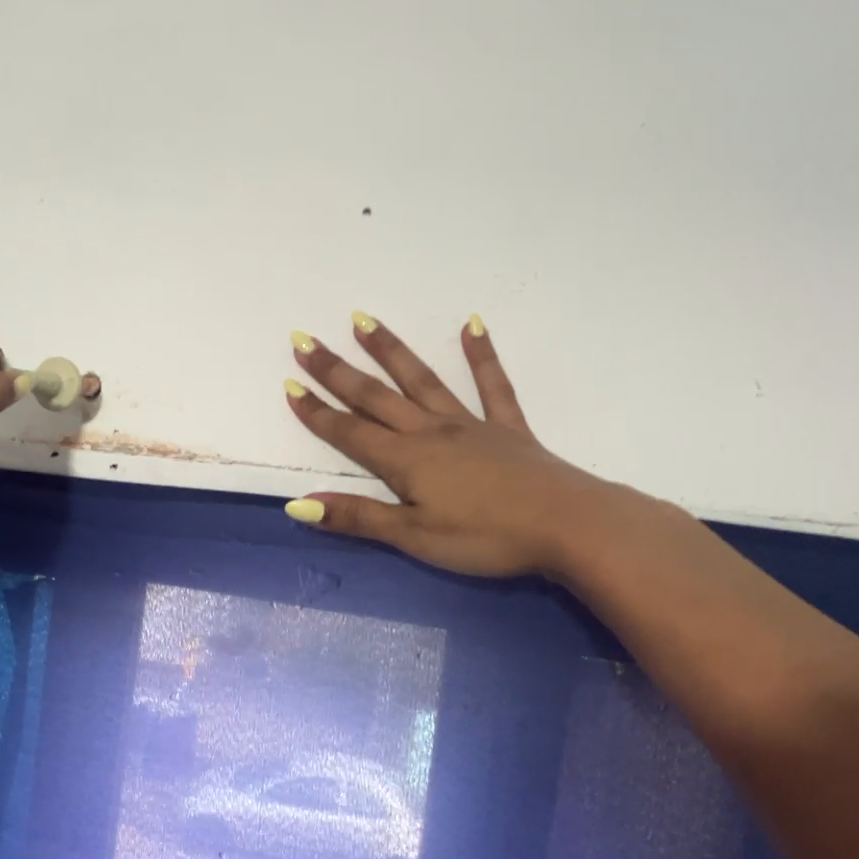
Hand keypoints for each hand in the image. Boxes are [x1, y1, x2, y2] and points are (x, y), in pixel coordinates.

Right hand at [284, 313, 621, 577]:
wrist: (569, 526)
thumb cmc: (486, 538)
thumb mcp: (414, 537)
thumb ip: (358, 517)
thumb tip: (298, 505)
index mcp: (405, 461)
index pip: (349, 432)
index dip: (316, 412)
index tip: (289, 384)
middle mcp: (431, 432)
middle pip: (375, 397)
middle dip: (337, 371)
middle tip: (306, 340)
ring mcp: (471, 425)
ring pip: (422, 381)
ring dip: (390, 351)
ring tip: (363, 320)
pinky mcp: (507, 428)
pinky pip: (492, 385)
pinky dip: (480, 355)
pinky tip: (472, 325)